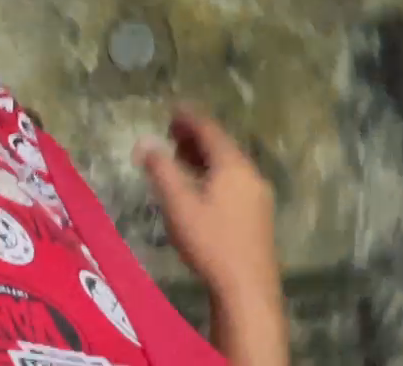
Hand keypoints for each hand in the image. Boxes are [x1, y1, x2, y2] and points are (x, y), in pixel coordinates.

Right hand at [137, 110, 280, 301]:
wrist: (248, 293)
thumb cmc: (210, 242)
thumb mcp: (177, 203)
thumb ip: (160, 168)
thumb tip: (144, 141)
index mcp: (233, 165)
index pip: (210, 129)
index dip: (189, 116)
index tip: (171, 108)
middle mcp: (250, 174)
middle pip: (221, 144)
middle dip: (194, 135)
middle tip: (170, 131)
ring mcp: (258, 196)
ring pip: (228, 163)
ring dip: (203, 154)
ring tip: (178, 156)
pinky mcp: (258, 215)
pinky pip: (233, 179)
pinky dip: (213, 171)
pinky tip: (198, 184)